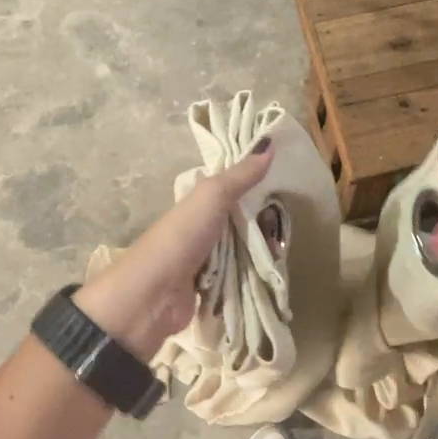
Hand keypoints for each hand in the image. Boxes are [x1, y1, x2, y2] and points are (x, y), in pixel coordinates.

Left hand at [74, 139, 275, 359]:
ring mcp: (208, 259)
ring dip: (263, 252)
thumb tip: (269, 142)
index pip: (238, 188)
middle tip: (282, 231)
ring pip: (246, 249)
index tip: (286, 190)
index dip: (260, 187)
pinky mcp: (213, 287)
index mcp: (201, 202)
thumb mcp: (212, 197)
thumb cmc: (181, 238)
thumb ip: (240, 175)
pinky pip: (242, 277)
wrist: (151, 296)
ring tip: (279, 255)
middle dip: (266, 224)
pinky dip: (255, 276)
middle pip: (246, 220)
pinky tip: (271, 275)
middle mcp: (205, 227)